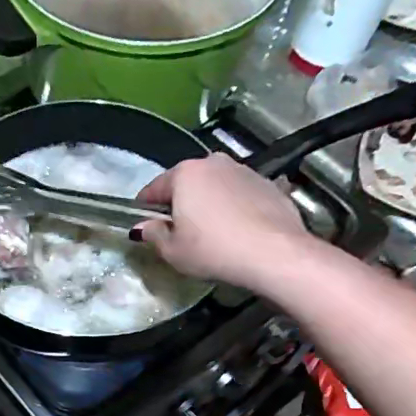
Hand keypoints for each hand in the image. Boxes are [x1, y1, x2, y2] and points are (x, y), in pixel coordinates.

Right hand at [134, 153, 320, 290]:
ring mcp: (243, 170)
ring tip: (209, 232)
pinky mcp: (267, 183)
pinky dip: (232, 207)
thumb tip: (142, 227)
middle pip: (186, 183)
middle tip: (177, 231)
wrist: (272, 252)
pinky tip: (235, 231)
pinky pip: (238, 195)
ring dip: (207, 203)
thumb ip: (153, 234)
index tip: (144, 226)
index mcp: (185, 173)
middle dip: (179, 203)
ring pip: (214, 186)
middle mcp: (214, 162)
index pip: (154, 189)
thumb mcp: (171, 250)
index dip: (145, 209)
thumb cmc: (212, 250)